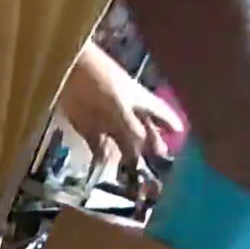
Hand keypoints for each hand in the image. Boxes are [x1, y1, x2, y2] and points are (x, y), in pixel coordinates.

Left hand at [58, 43, 184, 178]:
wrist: (68, 71)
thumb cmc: (100, 81)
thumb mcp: (120, 106)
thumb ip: (131, 130)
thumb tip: (141, 154)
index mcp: (139, 101)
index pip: (159, 112)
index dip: (170, 121)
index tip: (181, 132)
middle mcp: (126, 113)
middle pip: (141, 134)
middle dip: (149, 149)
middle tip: (156, 168)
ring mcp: (107, 121)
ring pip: (121, 144)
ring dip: (126, 159)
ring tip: (133, 178)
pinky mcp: (89, 128)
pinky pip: (98, 148)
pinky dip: (102, 160)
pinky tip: (105, 173)